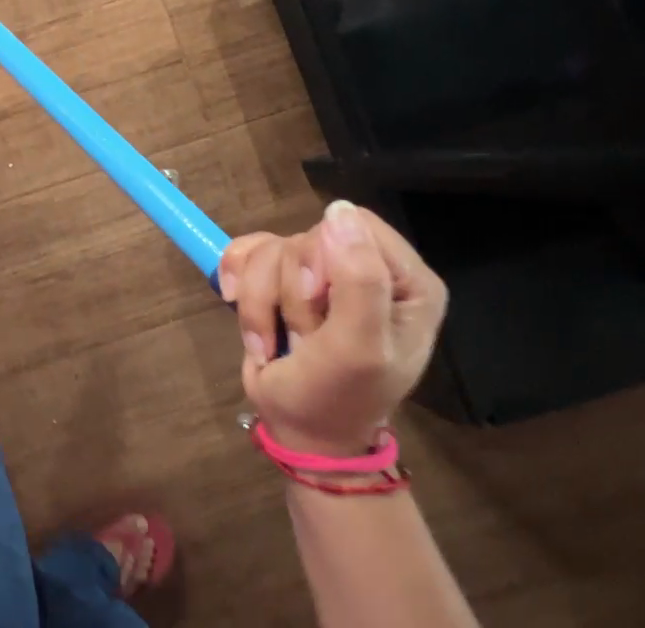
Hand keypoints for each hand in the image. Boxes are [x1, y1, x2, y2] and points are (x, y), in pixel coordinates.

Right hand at [218, 201, 447, 456]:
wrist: (300, 431)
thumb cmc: (340, 396)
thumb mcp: (359, 347)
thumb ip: (359, 280)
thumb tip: (337, 212)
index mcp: (405, 281)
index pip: (356, 226)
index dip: (327, 257)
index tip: (321, 304)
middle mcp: (365, 270)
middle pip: (306, 239)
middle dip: (291, 291)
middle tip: (305, 336)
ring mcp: (319, 275)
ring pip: (270, 250)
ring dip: (261, 302)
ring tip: (276, 341)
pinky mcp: (277, 281)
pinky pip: (245, 255)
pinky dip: (239, 289)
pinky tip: (245, 314)